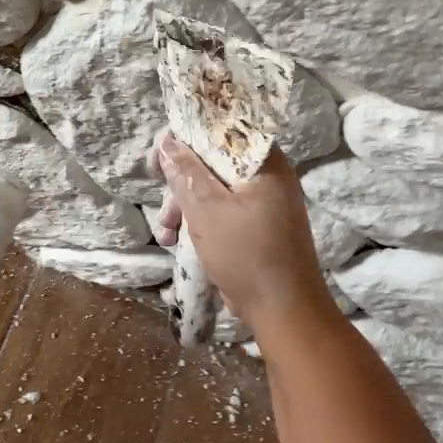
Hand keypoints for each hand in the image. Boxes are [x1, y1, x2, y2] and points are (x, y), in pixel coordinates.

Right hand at [150, 132, 332, 322]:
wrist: (284, 312)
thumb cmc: (247, 255)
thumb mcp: (207, 210)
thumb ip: (185, 172)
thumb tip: (166, 141)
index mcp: (263, 162)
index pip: (218, 130)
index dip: (183, 139)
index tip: (157, 159)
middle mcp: (266, 176)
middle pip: (210, 161)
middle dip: (178, 182)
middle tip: (160, 200)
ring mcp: (262, 202)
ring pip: (211, 188)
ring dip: (182, 206)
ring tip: (165, 234)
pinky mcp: (255, 225)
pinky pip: (220, 210)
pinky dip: (198, 221)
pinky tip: (175, 242)